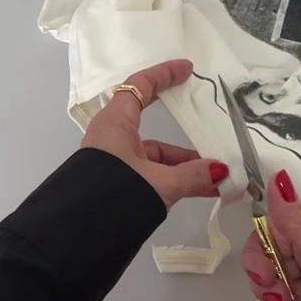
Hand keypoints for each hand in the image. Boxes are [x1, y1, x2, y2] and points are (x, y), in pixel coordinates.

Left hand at [81, 60, 226, 207]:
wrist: (79, 232)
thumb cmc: (115, 193)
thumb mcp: (160, 183)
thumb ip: (192, 176)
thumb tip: (221, 171)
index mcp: (114, 123)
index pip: (138, 87)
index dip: (162, 75)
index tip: (186, 68)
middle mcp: (112, 137)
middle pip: (149, 120)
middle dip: (179, 123)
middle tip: (202, 114)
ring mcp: (113, 160)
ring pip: (154, 152)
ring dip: (184, 162)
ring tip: (218, 174)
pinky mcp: (116, 181)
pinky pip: (150, 171)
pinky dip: (174, 177)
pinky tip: (201, 189)